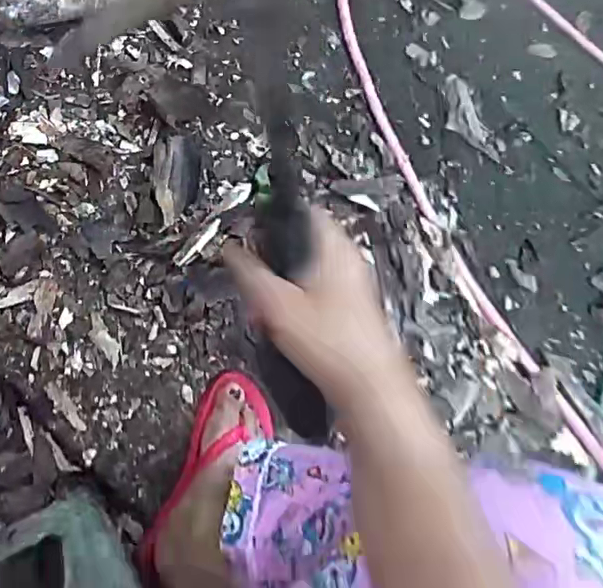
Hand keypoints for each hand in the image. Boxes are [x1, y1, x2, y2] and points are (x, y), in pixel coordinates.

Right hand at [223, 209, 404, 409]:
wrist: (371, 393)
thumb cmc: (335, 347)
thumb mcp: (274, 302)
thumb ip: (248, 271)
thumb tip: (231, 251)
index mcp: (334, 247)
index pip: (302, 209)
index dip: (273, 213)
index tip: (254, 225)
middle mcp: (348, 261)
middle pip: (302, 241)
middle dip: (273, 256)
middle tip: (255, 269)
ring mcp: (353, 286)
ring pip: (307, 269)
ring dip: (283, 281)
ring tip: (266, 303)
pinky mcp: (352, 311)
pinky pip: (317, 293)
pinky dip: (297, 300)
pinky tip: (284, 324)